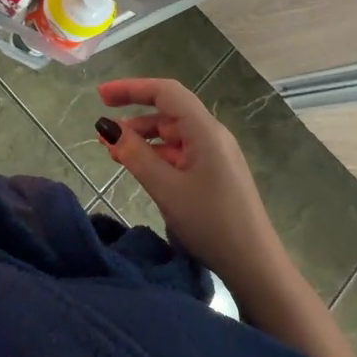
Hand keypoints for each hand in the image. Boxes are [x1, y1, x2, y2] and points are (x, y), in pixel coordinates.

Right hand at [96, 78, 282, 281]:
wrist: (256, 267)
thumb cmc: (210, 223)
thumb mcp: (166, 188)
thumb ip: (134, 154)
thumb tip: (106, 127)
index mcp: (205, 130)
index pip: (165, 92)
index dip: (131, 88)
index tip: (101, 96)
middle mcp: (213, 135)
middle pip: (169, 112)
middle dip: (133, 117)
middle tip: (103, 131)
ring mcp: (216, 155)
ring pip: (174, 134)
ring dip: (143, 139)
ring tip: (114, 153)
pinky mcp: (216, 174)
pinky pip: (182, 153)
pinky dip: (158, 155)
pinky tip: (141, 169)